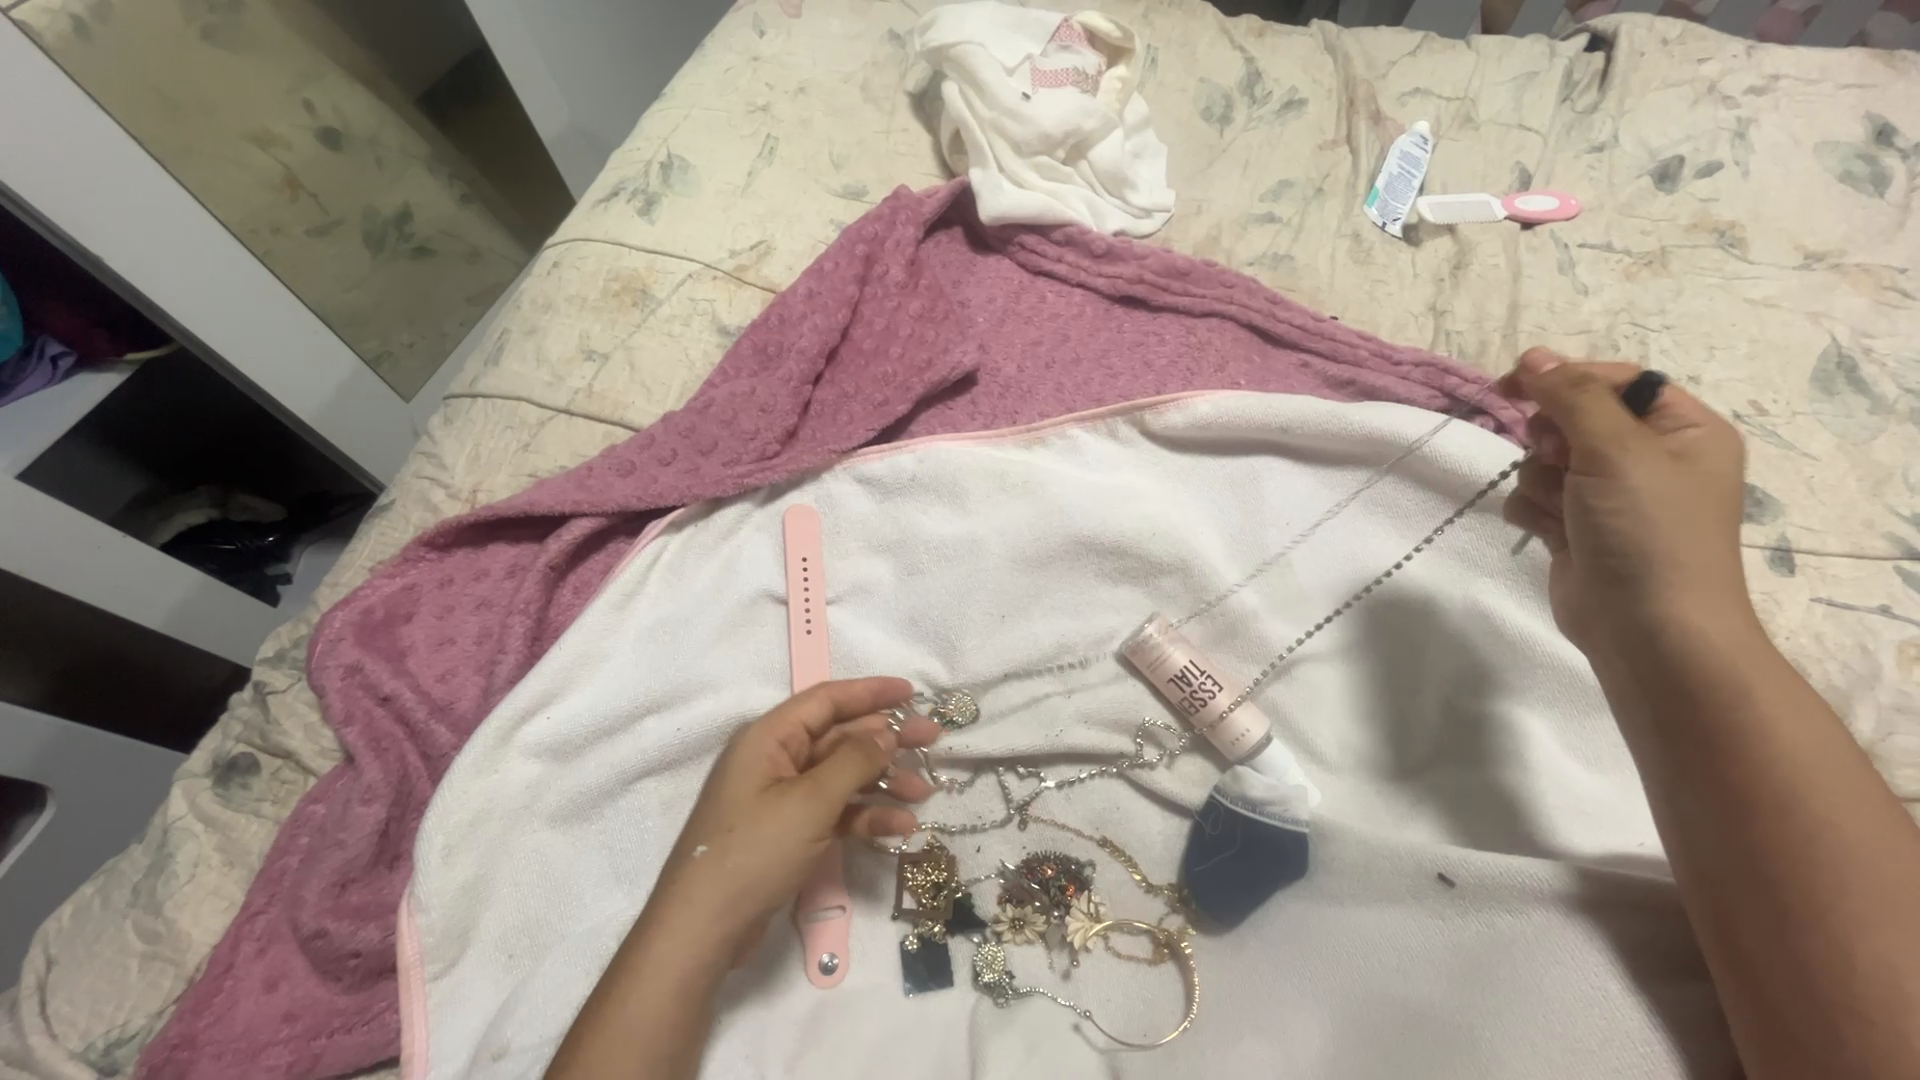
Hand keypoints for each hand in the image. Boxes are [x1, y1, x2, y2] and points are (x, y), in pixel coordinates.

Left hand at [644, 677, 943, 959]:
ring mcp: (782, 797)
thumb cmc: (754, 850)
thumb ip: (854, 761)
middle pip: (840, 737)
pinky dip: (866, 815)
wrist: (704, 929)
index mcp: (769, 737)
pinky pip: (836, 811)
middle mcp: (776, 759)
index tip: (913, 692)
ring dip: (883, 781)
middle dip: (887, 739)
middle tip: (934, 740)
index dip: (871, 692)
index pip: (827, 700)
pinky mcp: (790, 832)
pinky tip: (901, 827)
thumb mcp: (810, 801)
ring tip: (925, 792)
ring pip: (843, 776)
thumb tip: (887, 732)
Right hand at [1499, 348, 1751, 656]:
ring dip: (1541, 483)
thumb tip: (1534, 357)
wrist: (1648, 628)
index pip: (1615, 382)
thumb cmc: (1647, 531)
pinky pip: (1532, 499)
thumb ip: (1572, 398)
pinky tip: (1552, 533)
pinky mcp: (1575, 529)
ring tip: (1564, 512)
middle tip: (1563, 462)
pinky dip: (1533, 512)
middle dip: (1552, 442)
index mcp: (1683, 431)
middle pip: (1570, 422)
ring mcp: (1608, 497)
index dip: (1563, 379)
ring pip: (1542, 462)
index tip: (1510, 387)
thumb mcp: (1617, 451)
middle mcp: (1647, 459)